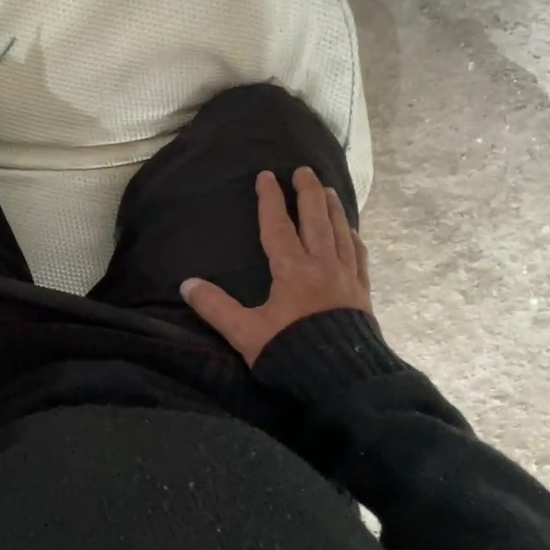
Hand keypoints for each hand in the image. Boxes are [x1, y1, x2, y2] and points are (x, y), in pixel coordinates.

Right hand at [180, 167, 371, 364]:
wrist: (344, 379)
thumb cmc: (291, 352)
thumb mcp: (245, 333)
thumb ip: (216, 307)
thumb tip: (187, 285)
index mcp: (292, 271)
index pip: (278, 227)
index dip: (270, 200)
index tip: (266, 176)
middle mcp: (321, 266)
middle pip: (315, 221)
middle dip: (307, 193)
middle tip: (303, 170)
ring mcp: (346, 278)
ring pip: (341, 233)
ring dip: (333, 209)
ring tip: (328, 191)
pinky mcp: (362, 294)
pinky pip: (358, 257)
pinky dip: (354, 238)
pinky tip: (353, 232)